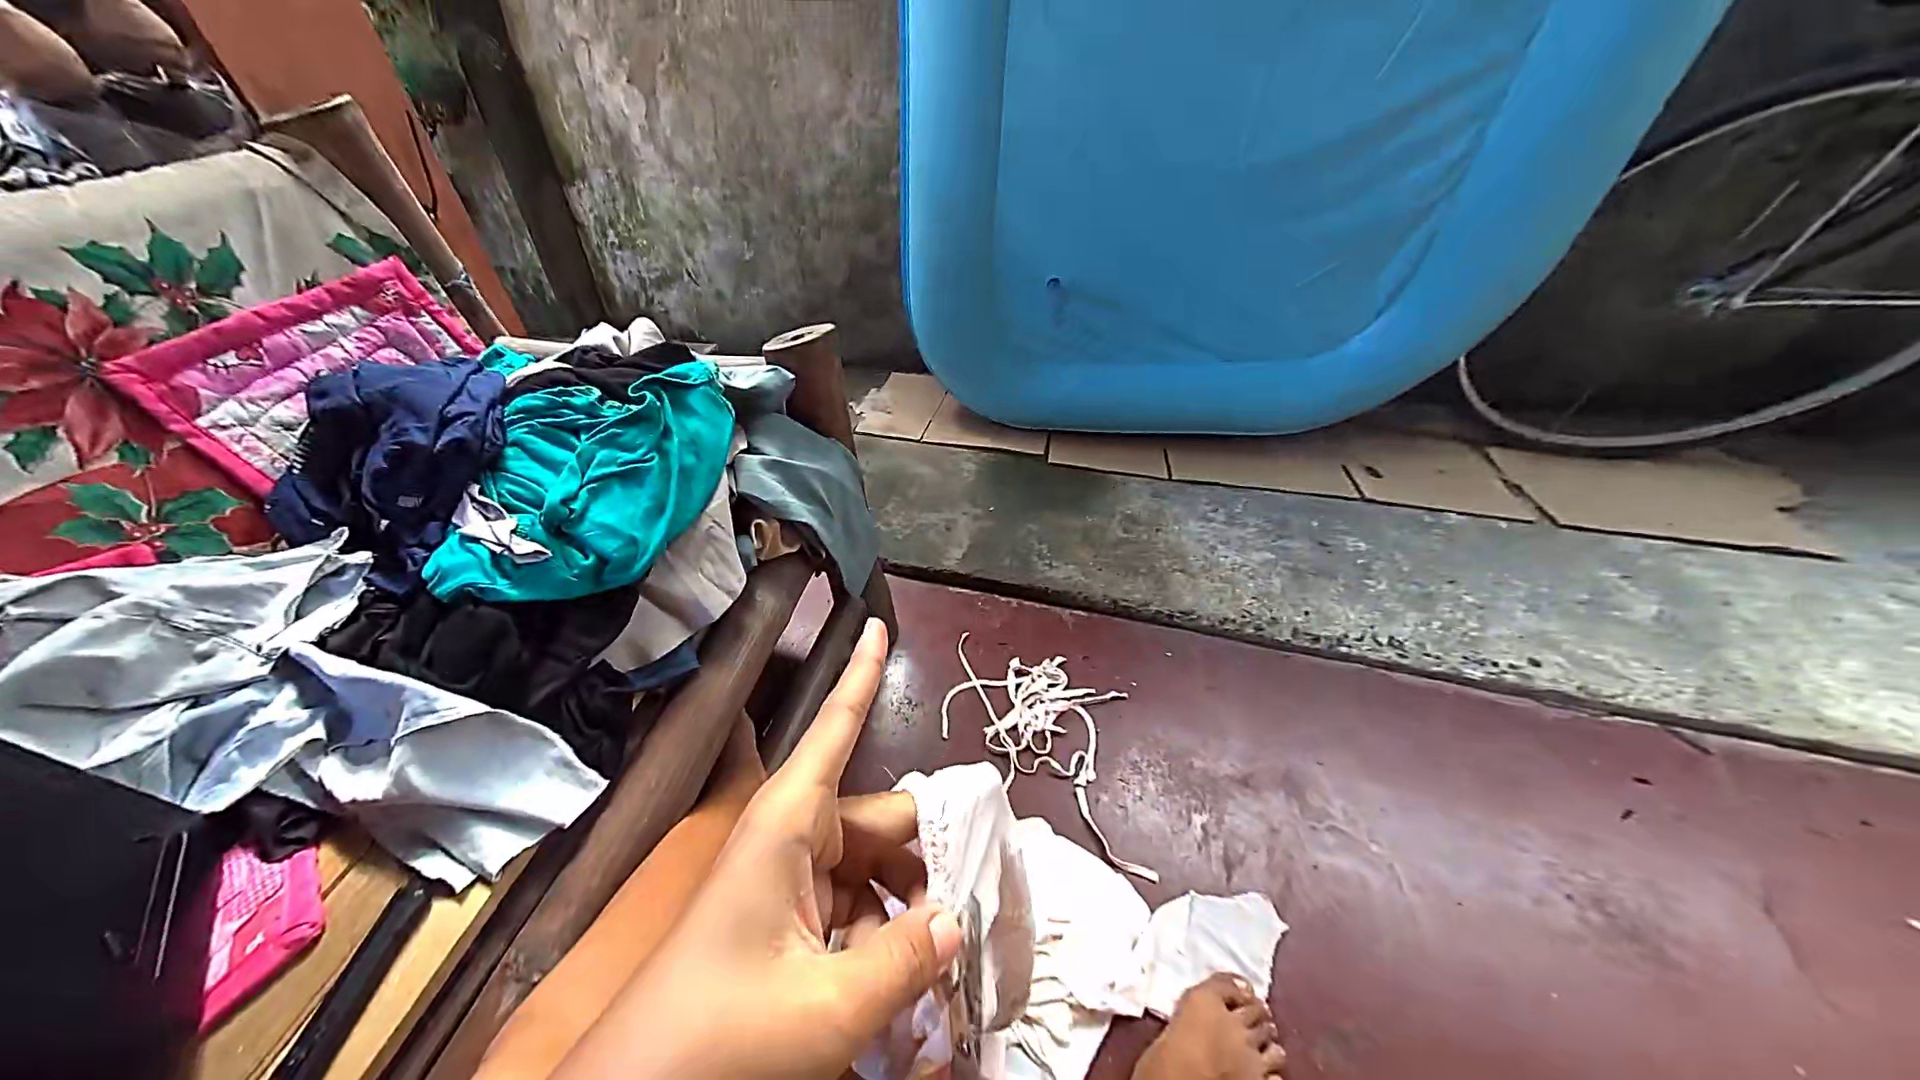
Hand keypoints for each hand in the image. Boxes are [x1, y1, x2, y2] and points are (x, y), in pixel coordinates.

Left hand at [554, 619, 960, 1079]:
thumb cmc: (716, 1039)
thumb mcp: (825, 1009)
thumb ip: (905, 960)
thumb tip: (957, 921)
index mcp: (790, 822)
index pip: (835, 727)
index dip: (861, 675)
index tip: (879, 625)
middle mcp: (793, 834)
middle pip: (882, 820)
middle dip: (929, 856)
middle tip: (982, 898)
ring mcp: (791, 878)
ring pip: (874, 867)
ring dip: (909, 906)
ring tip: (942, 958)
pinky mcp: (790, 917)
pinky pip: (855, 903)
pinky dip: (883, 933)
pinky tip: (903, 980)